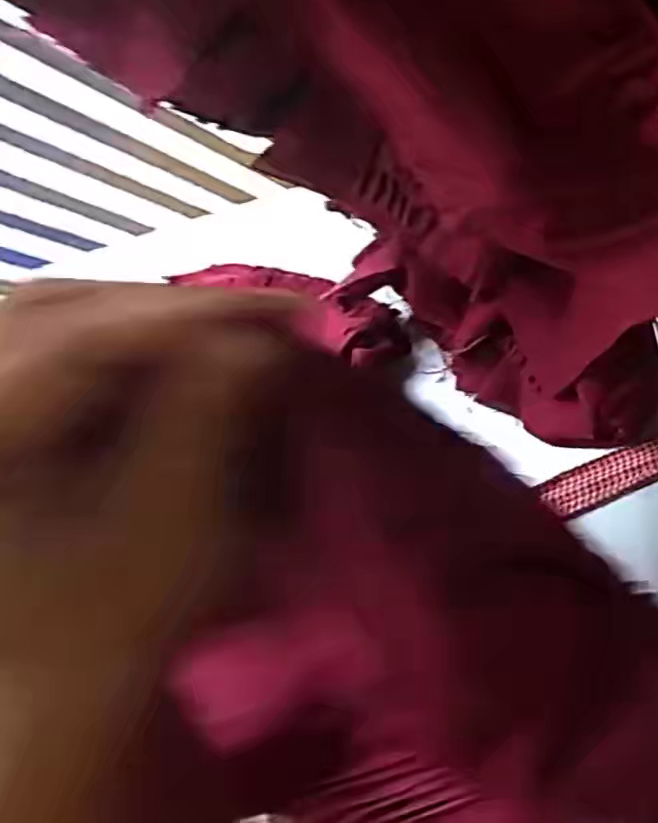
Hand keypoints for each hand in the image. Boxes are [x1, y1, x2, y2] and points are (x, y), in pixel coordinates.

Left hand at [0, 282, 300, 821]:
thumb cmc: (113, 613)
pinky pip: (21, 343)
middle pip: (37, 308)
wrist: (41, 682)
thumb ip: (204, 421)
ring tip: (224, 322)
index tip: (303, 311)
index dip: (200, 311)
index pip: (80, 337)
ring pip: (21, 314)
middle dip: (168, 301)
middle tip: (271, 314)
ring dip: (134, 309)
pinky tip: (159, 343)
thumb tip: (259, 343)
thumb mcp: (172, 522)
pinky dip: (100, 329)